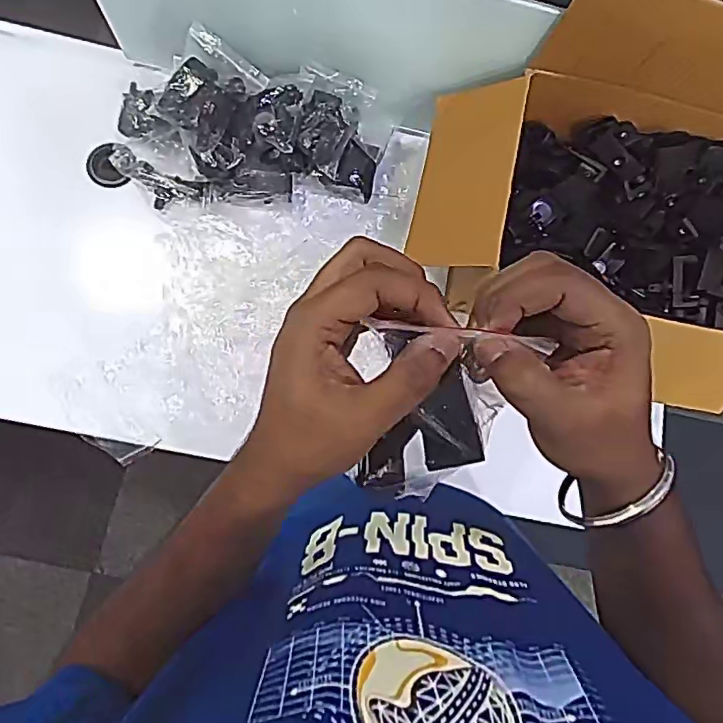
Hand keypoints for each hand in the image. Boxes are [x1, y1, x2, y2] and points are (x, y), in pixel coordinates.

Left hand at [227, 238, 459, 507]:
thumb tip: (445, 344)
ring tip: (426, 322)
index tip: (444, 326)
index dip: (417, 295)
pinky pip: (360, 299)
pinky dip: (390, 306)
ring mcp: (316, 319)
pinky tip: (408, 332)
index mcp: (313, 322)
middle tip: (433, 310)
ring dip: (399, 288)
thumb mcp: (367, 417)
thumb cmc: (306, 445)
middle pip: (361, 256)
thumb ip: (410, 378)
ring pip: (361, 273)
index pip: (373, 279)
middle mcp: (311, 311)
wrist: (277, 466)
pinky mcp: (325, 333)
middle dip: (406, 274)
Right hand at [470, 251, 659, 508]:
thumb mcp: (561, 420)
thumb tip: (488, 345)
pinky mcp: (561, 328)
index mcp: (616, 326)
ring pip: (529, 282)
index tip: (492, 328)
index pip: (563, 282)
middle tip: (482, 334)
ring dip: (498, 305)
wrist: (610, 463)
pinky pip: (523, 305)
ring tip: (486, 342)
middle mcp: (601, 313)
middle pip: (543, 272)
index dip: (518, 297)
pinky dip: (500, 319)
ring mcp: (581, 318)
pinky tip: (493, 345)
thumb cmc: (604, 445)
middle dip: (503, 296)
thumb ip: (523, 380)